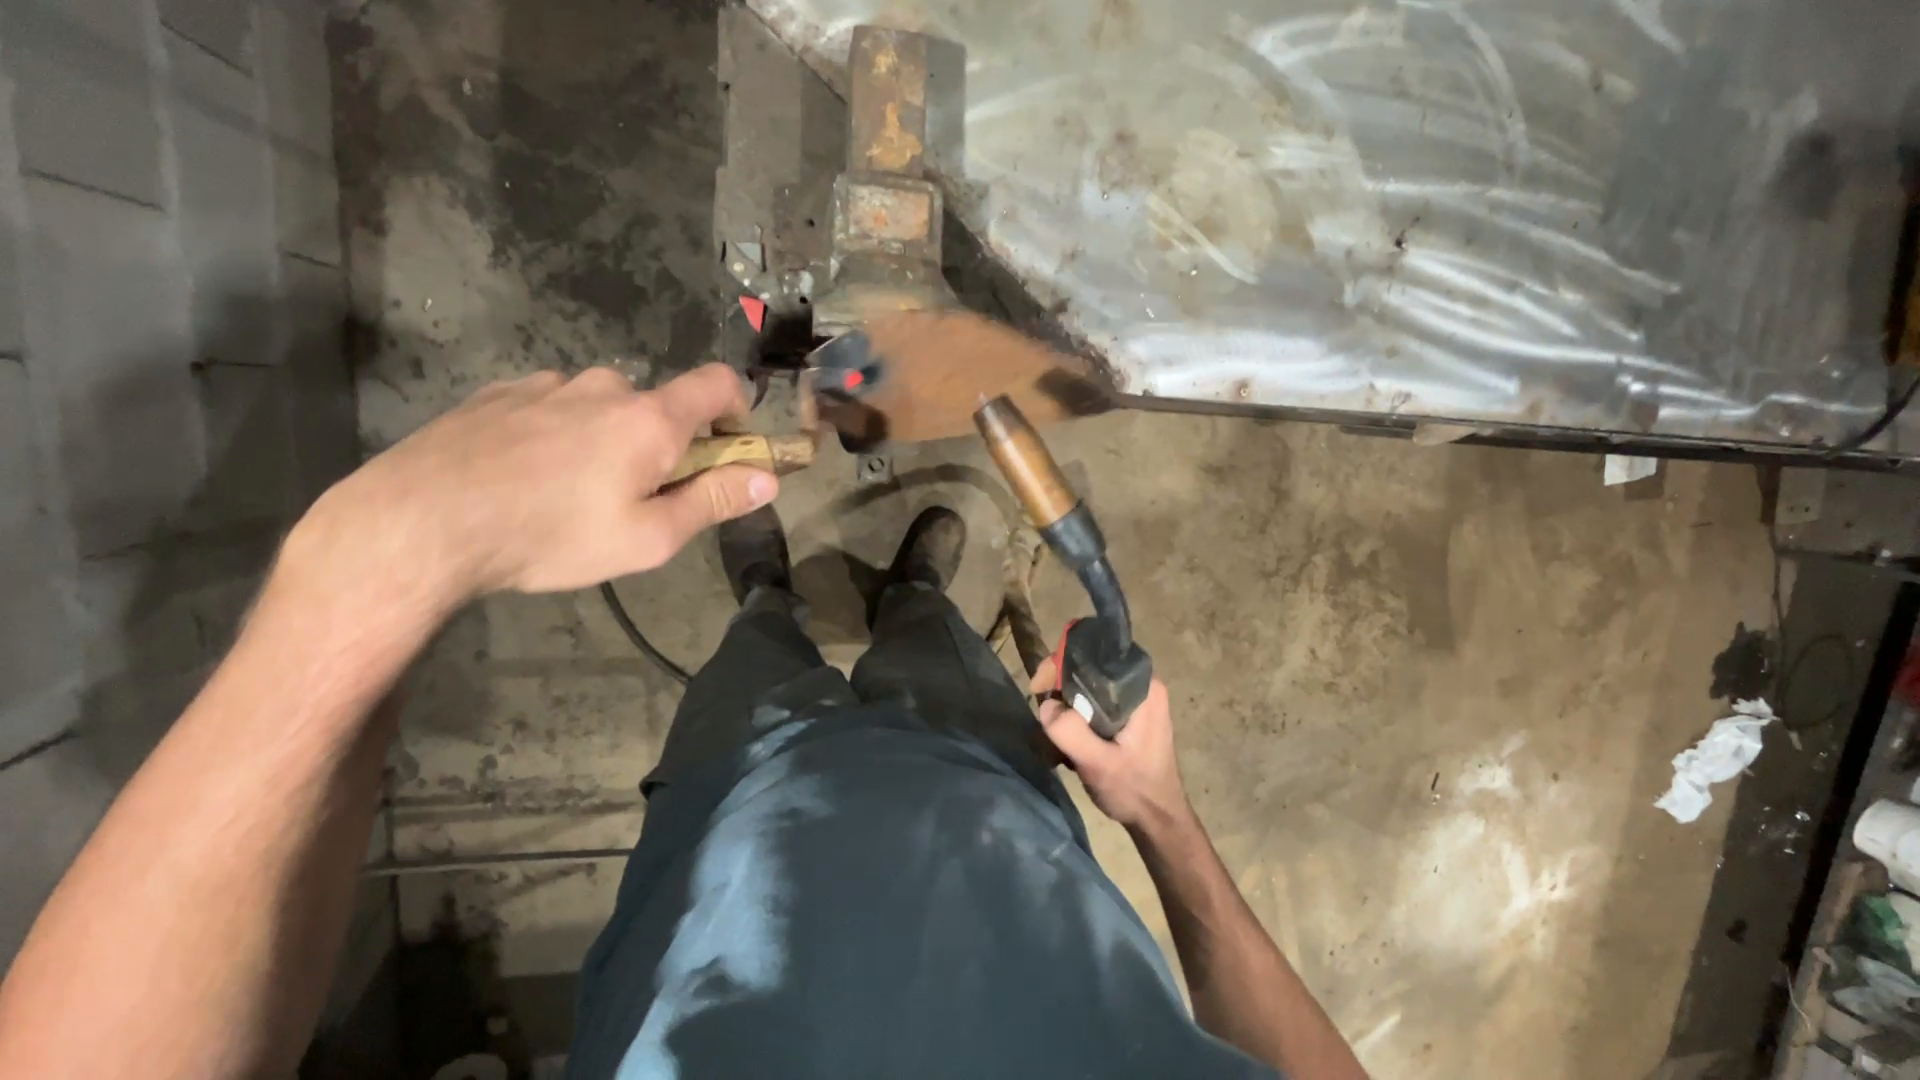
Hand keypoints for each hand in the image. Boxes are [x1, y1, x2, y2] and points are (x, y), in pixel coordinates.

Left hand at [294, 364, 776, 608]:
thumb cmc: (551, 536)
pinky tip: (524, 479)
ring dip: (604, 440)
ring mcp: (545, 385)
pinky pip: (550, 408)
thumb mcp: (648, 537)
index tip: (728, 445)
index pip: (718, 382)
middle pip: (656, 405)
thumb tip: (768, 478)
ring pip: (599, 407)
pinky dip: (556, 436)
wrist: (419, 522)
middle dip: (661, 444)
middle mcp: (603, 385)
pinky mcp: (498, 394)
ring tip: (567, 495)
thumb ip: (713, 501)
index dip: (738, 408)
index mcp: (649, 418)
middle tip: (633, 498)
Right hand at [1031, 660, 1190, 832]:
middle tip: (1045, 714)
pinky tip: (1071, 740)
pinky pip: (1096, 702)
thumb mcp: (1098, 764)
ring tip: (1056, 732)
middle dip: (1062, 688)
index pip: (1096, 655)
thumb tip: (1047, 705)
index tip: (1040, 688)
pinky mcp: (1130, 716)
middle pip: (1090, 669)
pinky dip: (1078, 715)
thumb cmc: (1134, 790)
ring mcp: (1137, 701)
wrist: (1157, 820)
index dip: (1062, 664)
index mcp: (1143, 688)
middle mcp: (1142, 686)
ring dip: (1068, 705)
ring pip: (1089, 686)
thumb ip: (1070, 732)